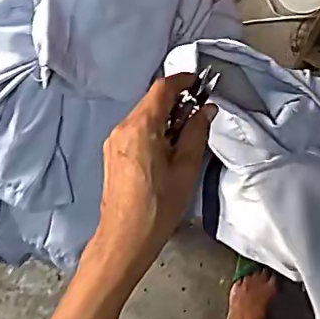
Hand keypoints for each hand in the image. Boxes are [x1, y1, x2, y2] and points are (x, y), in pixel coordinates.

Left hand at [88, 74, 213, 272]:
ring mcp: (115, 141)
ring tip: (188, 133)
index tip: (200, 83)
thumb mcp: (187, 166)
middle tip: (200, 111)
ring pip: (145, 114)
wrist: (125, 238)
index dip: (183, 80)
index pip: (162, 88)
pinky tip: (170, 146)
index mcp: (141, 128)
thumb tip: (205, 109)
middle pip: (152, 100)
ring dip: (167, 115)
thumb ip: (196, 131)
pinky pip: (137, 128)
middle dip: (177, 99)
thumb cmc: (159, 205)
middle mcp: (123, 129)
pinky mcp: (113, 153)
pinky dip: (156, 128)